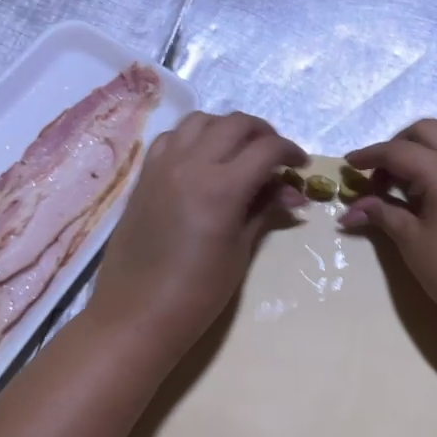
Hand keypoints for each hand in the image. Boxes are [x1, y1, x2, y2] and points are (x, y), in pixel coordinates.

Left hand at [88, 111, 305, 351]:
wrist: (135, 316)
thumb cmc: (196, 294)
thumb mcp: (240, 251)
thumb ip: (265, 210)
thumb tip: (293, 192)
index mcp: (221, 187)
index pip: (267, 149)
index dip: (291, 151)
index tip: (301, 165)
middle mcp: (191, 164)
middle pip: (237, 124)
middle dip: (264, 134)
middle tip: (276, 156)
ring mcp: (163, 166)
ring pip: (201, 120)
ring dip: (227, 128)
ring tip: (239, 151)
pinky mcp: (145, 175)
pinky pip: (172, 137)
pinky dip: (193, 137)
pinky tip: (202, 159)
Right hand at [341, 119, 436, 341]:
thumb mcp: (413, 243)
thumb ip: (383, 215)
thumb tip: (349, 211)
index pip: (398, 151)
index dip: (370, 156)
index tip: (349, 164)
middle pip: (426, 131)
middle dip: (398, 144)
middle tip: (380, 174)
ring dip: (424, 145)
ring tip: (407, 177)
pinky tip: (435, 186)